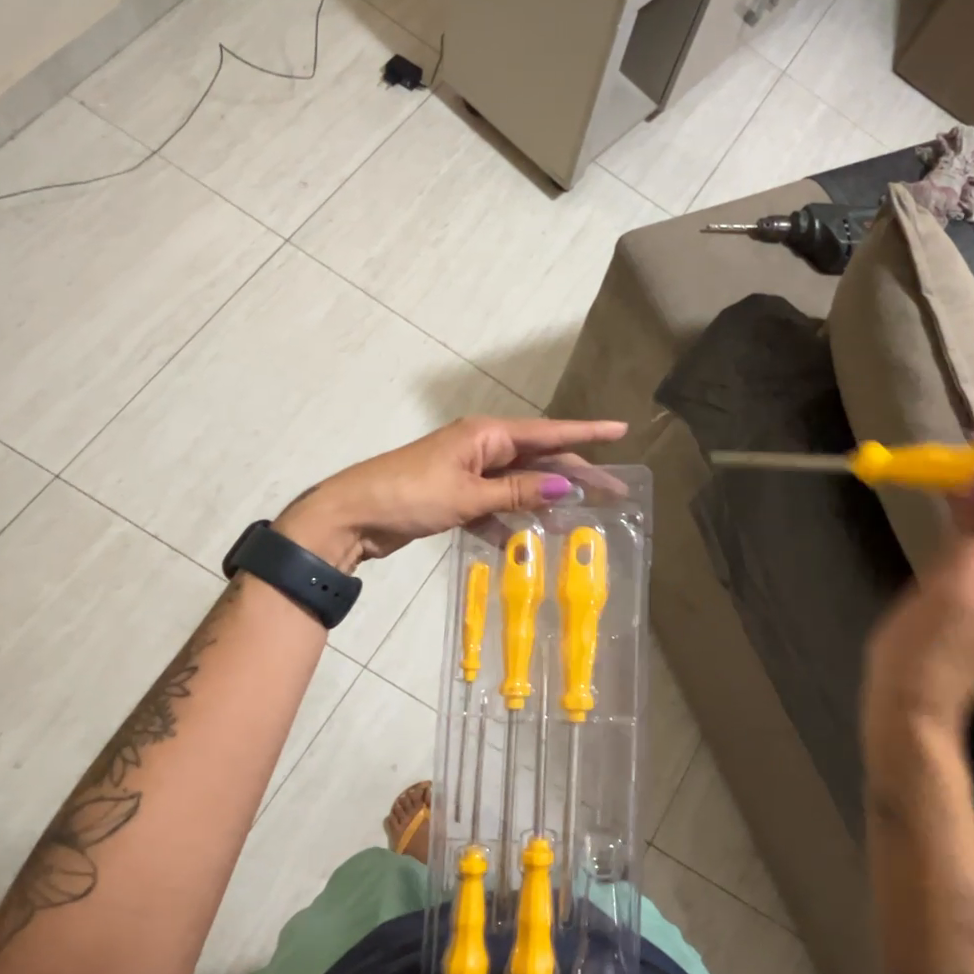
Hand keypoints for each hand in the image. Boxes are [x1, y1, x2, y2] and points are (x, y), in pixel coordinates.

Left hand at [273, 417, 627, 572]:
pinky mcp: (455, 498)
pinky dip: (510, 522)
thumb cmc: (410, 496)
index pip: (548, 432)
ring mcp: (467, 473)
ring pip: (519, 485)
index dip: (587, 432)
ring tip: (581, 519)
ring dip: (544, 502)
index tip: (622, 430)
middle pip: (539, 460)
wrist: (351, 517)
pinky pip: (495, 506)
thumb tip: (565, 487)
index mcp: (486, 435)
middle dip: (575, 476)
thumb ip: (518, 492)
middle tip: (613, 493)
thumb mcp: (468, 495)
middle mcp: (481, 448)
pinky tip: (527, 543)